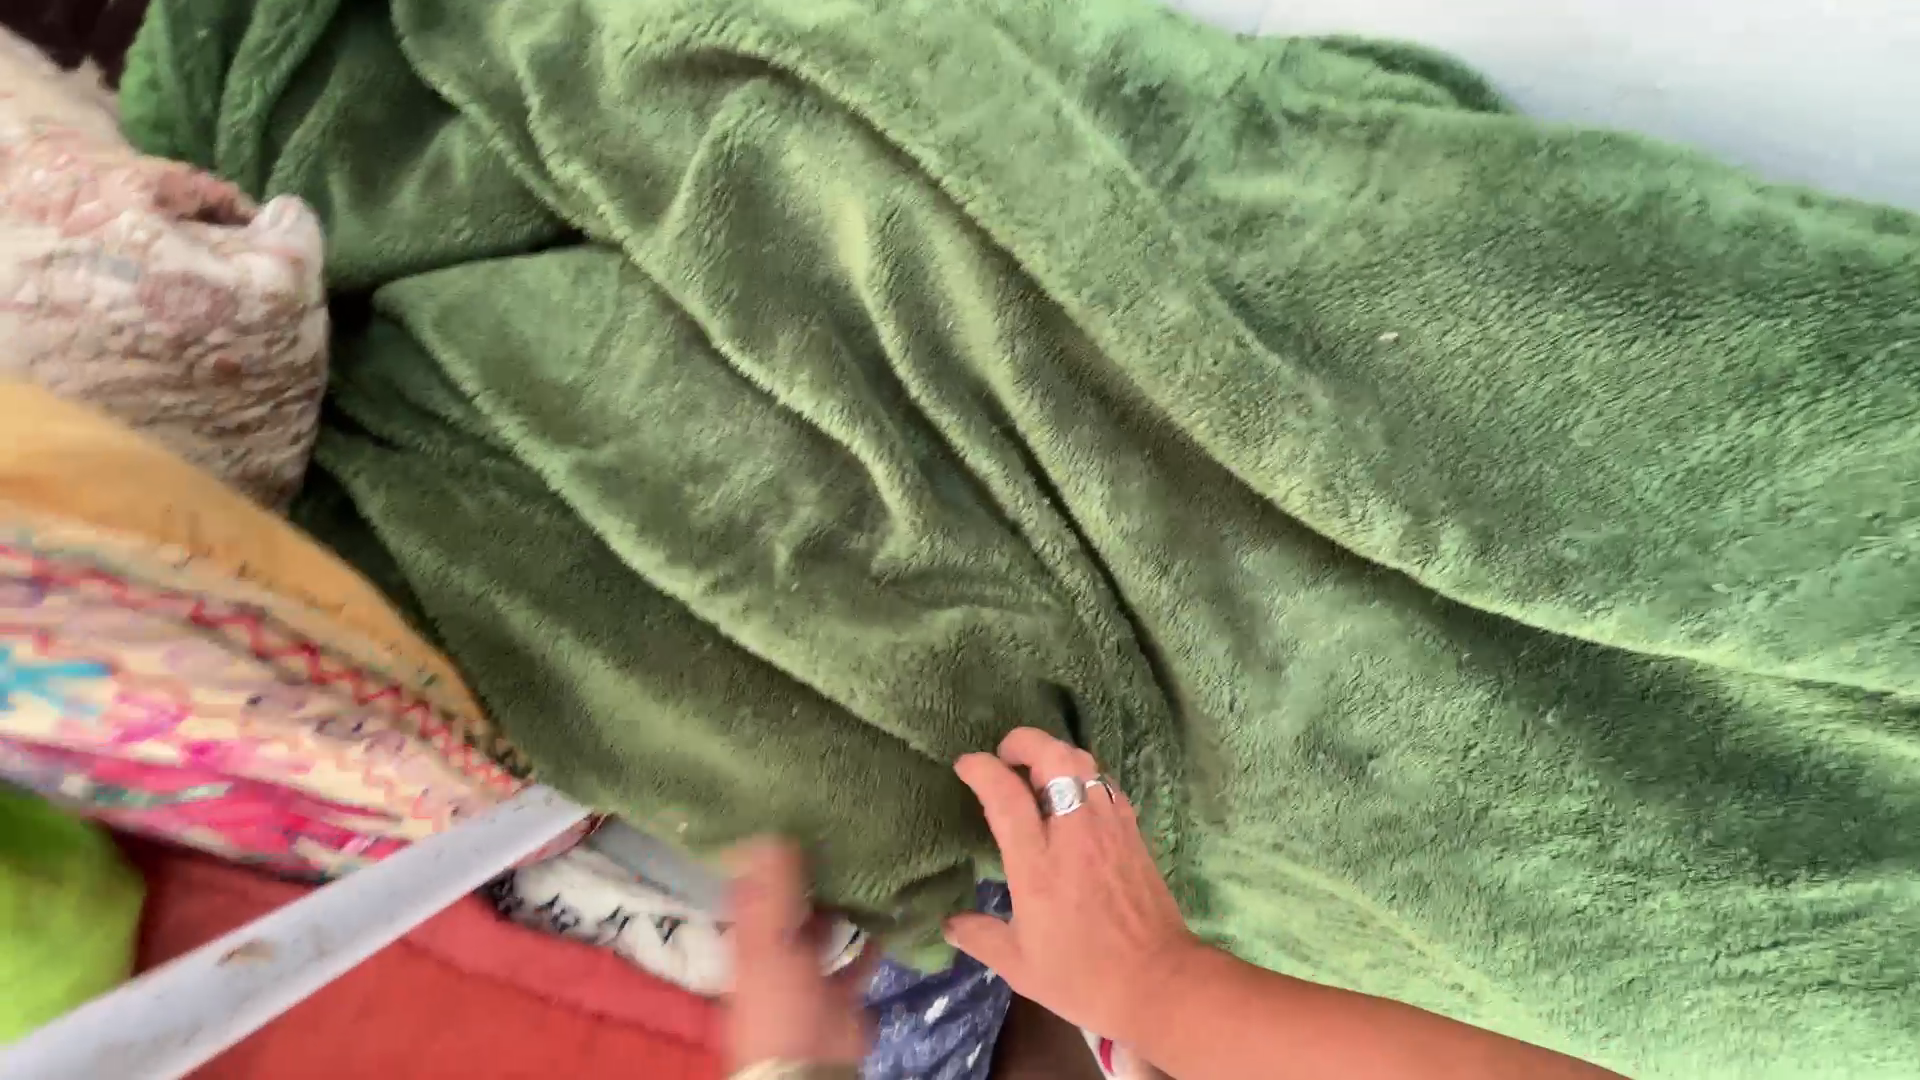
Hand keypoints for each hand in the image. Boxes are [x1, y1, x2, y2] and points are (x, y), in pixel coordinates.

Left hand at [725, 839, 874, 1071]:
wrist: (810, 1065)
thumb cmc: (780, 999)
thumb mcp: (769, 939)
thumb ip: (772, 889)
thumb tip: (770, 833)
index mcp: (750, 944)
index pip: (754, 895)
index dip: (767, 865)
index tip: (790, 828)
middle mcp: (775, 957)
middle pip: (791, 914)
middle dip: (810, 886)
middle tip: (836, 844)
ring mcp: (807, 978)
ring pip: (823, 936)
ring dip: (840, 913)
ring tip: (863, 876)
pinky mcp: (839, 997)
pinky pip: (855, 964)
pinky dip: (869, 947)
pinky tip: (884, 923)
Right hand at [943, 728, 1201, 1041]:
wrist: (1161, 982)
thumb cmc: (1085, 975)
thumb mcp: (1021, 966)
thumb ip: (981, 937)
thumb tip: (950, 924)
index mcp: (1037, 863)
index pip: (1006, 795)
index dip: (982, 769)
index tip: (966, 765)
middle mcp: (1074, 831)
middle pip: (1052, 757)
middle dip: (1023, 742)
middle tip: (1005, 757)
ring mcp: (1108, 825)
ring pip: (1083, 761)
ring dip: (1053, 754)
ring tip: (1036, 773)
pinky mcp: (1132, 829)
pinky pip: (1103, 782)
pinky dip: (1082, 776)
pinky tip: (1074, 798)